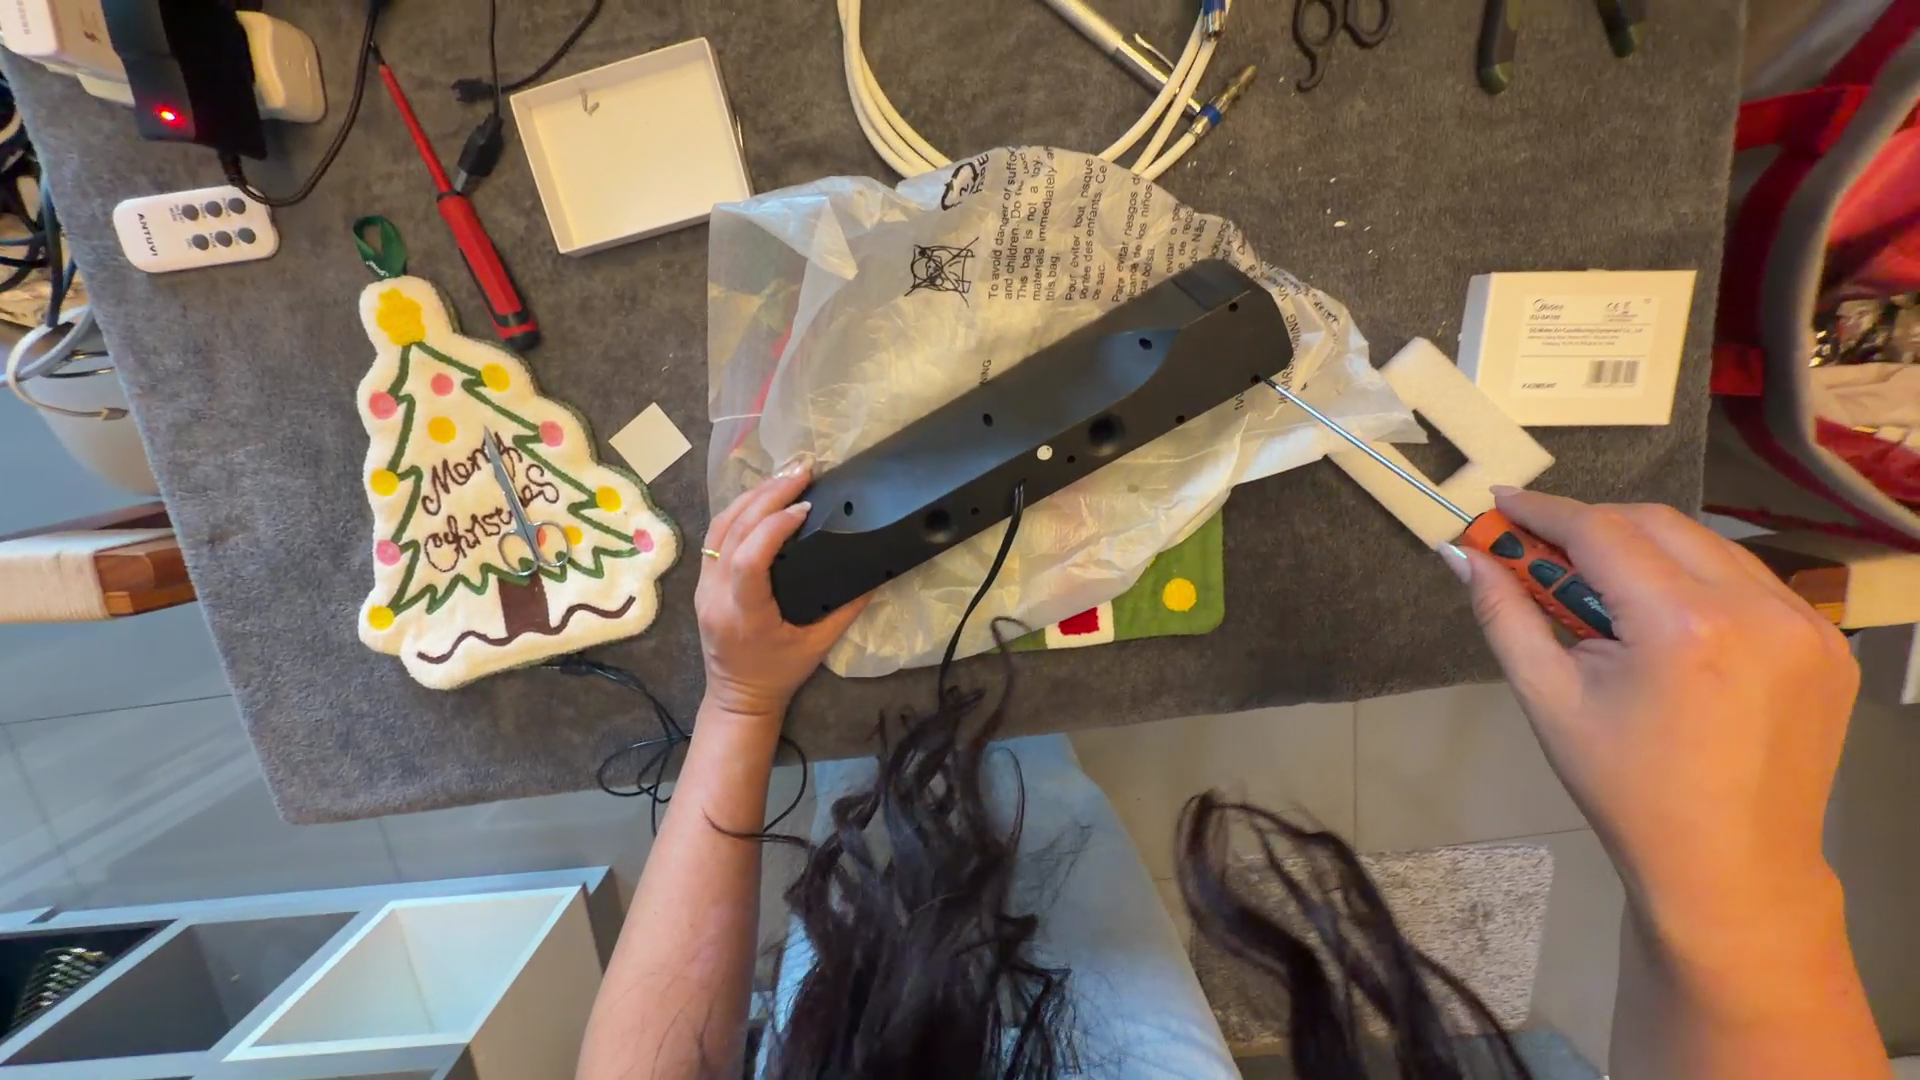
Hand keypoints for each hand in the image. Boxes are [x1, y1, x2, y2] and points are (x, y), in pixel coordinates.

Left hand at [695, 455, 868, 722]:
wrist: (736, 698)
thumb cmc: (779, 675)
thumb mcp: (818, 646)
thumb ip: (845, 608)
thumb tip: (875, 572)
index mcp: (745, 616)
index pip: (749, 561)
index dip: (773, 527)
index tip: (805, 508)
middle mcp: (716, 596)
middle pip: (732, 532)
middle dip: (767, 496)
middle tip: (801, 472)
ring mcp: (703, 586)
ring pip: (719, 527)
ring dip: (752, 496)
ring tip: (785, 475)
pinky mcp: (702, 581)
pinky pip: (716, 535)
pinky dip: (740, 509)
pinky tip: (763, 495)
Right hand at [1443, 490, 1858, 956]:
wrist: (1729, 861)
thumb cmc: (1619, 781)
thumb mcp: (1545, 696)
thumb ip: (1503, 613)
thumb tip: (1462, 555)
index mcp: (1684, 626)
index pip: (1602, 531)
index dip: (1543, 510)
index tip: (1499, 502)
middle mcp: (1759, 609)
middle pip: (1656, 523)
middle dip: (1588, 522)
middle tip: (1535, 545)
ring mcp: (1807, 626)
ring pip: (1704, 544)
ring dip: (1637, 544)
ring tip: (1589, 581)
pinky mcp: (1826, 644)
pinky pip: (1743, 579)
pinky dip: (1685, 574)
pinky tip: (1652, 611)